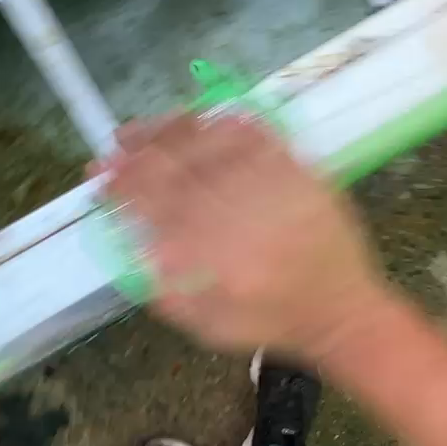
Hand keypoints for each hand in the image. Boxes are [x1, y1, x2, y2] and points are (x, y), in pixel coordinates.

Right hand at [101, 112, 392, 357]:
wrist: (345, 314)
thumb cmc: (275, 325)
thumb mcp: (213, 329)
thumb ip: (170, 294)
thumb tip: (134, 251)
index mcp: (222, 260)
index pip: (160, 209)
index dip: (124, 188)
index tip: (100, 178)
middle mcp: (249, 219)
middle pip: (184, 171)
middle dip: (141, 153)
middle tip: (114, 144)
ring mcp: (280, 192)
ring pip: (219, 147)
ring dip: (177, 131)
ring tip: (147, 126)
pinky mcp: (306, 177)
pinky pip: (266, 139)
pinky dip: (232, 123)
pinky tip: (205, 116)